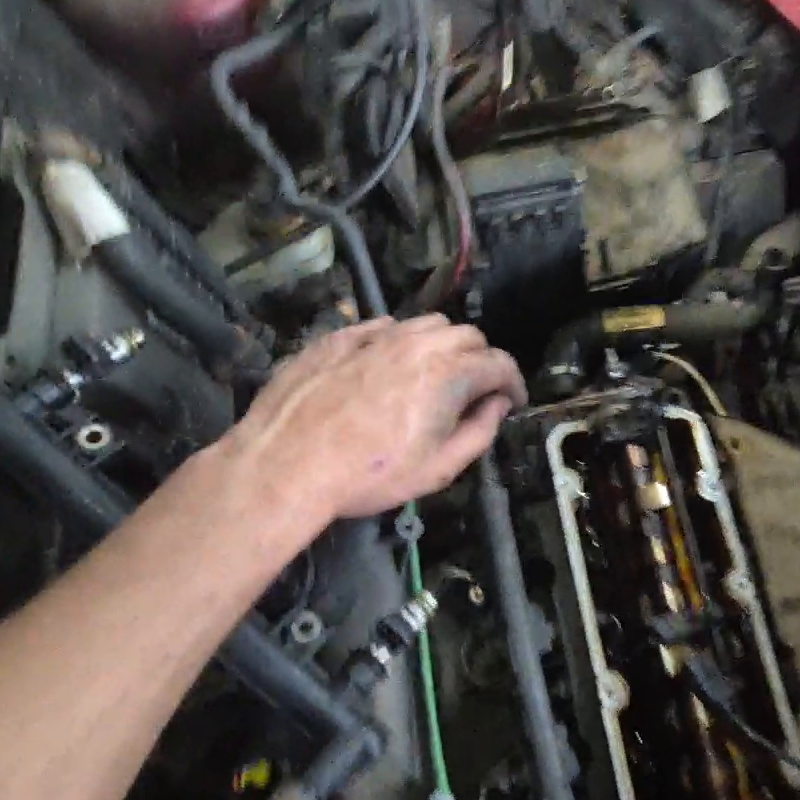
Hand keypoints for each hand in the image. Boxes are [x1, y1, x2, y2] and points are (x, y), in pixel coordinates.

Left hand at [220, 315, 524, 527]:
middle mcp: (418, 344)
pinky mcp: (340, 337)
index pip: (500, 363)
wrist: (284, 466)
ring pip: (428, 324)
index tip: (512, 402)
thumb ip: (480, 432)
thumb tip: (497, 405)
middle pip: (468, 336)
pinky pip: (384, 327)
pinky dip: (401, 342)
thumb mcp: (439, 469)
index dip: (514, 383)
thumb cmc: (368, 475)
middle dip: (481, 360)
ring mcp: (375, 336)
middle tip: (475, 390)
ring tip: (434, 374)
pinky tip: (389, 367)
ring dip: (443, 345)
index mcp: (449, 374)